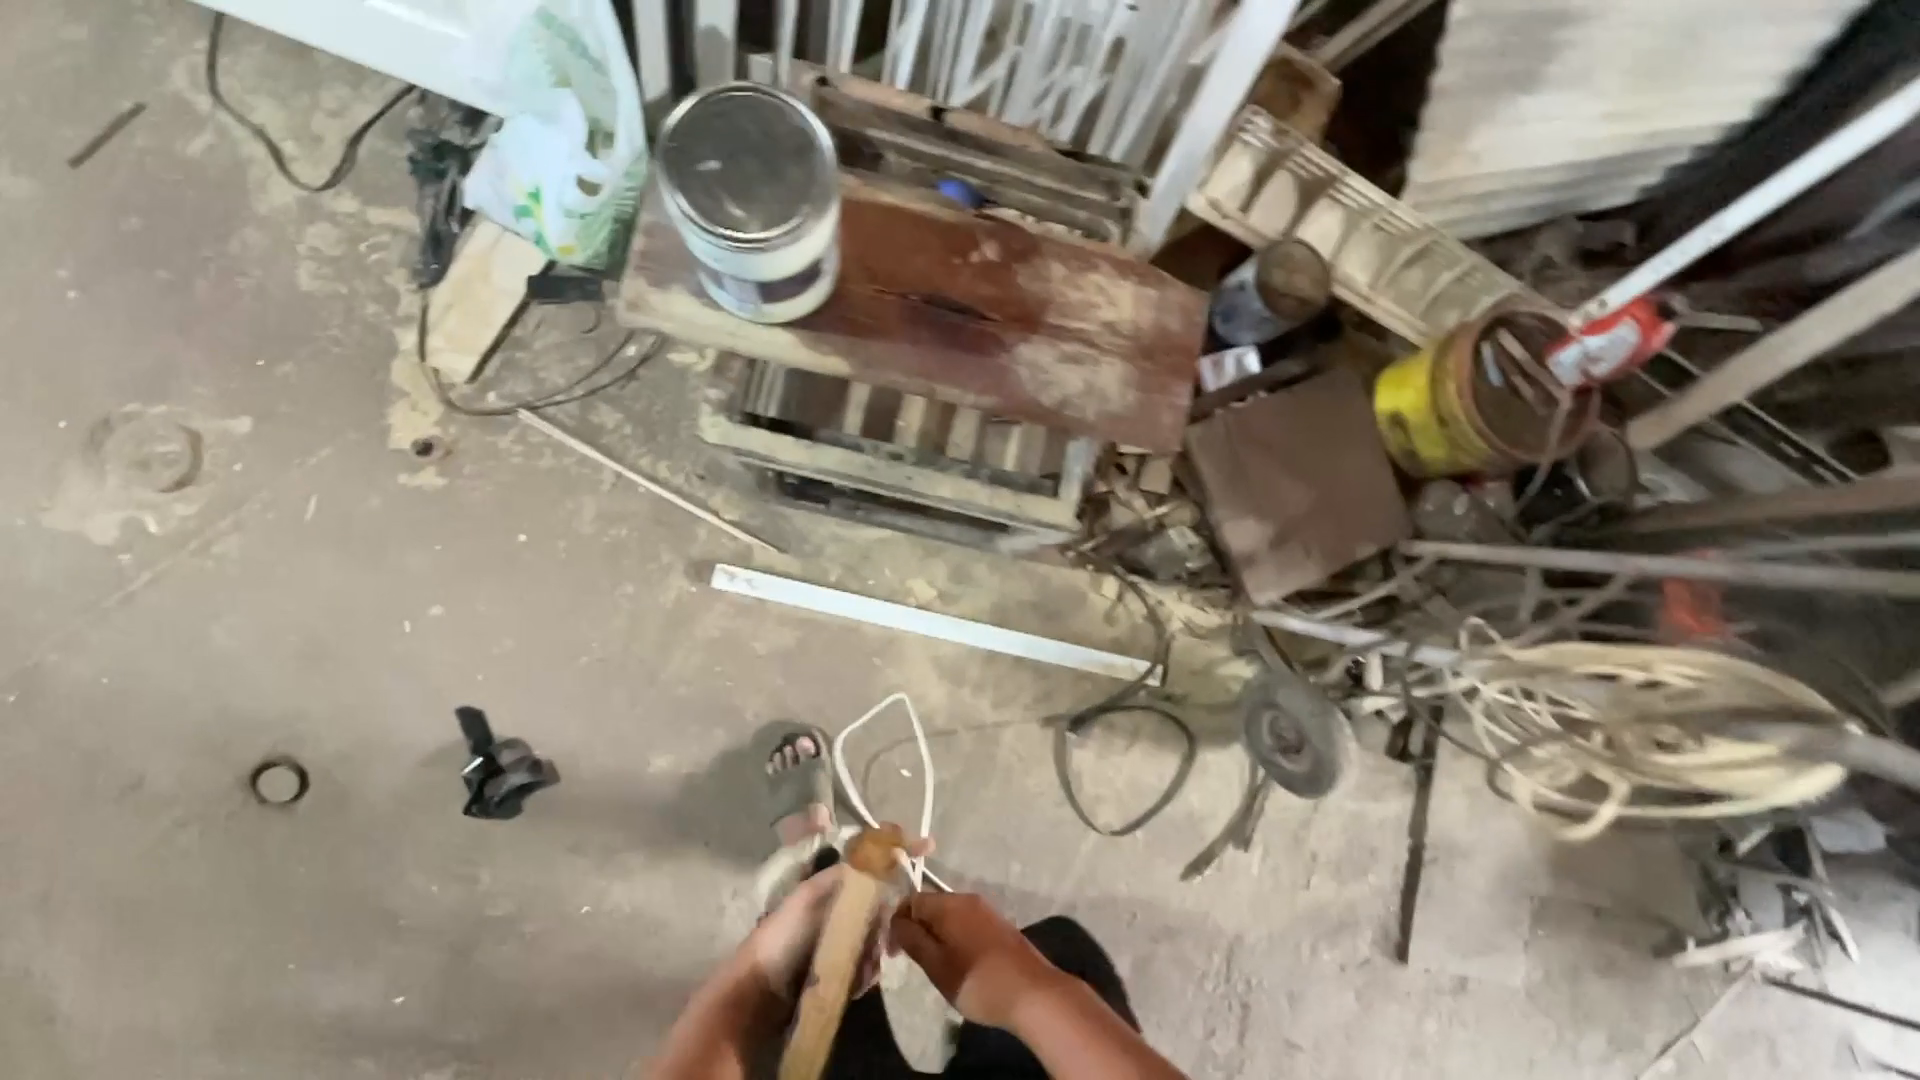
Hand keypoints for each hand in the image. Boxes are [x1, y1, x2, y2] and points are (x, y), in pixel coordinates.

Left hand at [742, 837, 933, 1000]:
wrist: (759, 996)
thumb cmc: (782, 938)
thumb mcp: (809, 895)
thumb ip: (845, 874)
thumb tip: (881, 858)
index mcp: (831, 886)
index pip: (871, 863)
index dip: (897, 852)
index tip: (926, 847)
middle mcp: (839, 909)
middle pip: (881, 902)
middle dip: (889, 917)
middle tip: (885, 939)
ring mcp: (842, 942)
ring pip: (879, 935)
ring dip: (876, 950)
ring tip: (863, 966)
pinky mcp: (842, 973)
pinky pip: (869, 965)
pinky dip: (868, 972)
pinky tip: (858, 981)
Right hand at [889, 892, 1066, 1029]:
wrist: (1033, 993)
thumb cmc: (977, 981)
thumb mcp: (937, 966)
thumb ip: (912, 940)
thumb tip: (896, 921)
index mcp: (950, 904)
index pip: (912, 900)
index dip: (898, 923)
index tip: (894, 953)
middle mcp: (969, 899)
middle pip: (932, 906)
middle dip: (918, 929)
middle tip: (915, 962)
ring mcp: (987, 912)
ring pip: (950, 917)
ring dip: (937, 936)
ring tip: (936, 967)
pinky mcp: (1000, 927)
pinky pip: (967, 925)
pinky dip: (956, 939)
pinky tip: (960, 965)